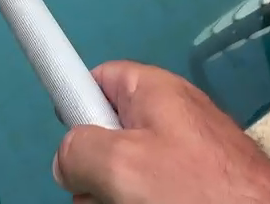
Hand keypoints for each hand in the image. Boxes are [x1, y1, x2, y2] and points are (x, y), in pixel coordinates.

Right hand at [53, 62, 269, 203]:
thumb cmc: (204, 194)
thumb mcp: (123, 164)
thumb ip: (79, 151)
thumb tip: (67, 160)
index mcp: (152, 90)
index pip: (95, 78)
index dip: (74, 102)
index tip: (65, 130)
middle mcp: (171, 118)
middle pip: (108, 139)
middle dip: (97, 175)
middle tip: (106, 198)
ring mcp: (189, 158)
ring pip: (132, 178)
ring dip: (119, 199)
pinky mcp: (203, 190)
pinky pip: (157, 193)